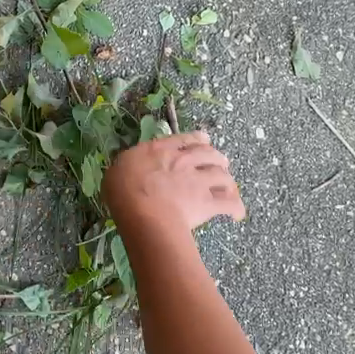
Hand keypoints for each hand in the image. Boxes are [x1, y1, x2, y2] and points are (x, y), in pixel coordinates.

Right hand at [103, 132, 245, 233]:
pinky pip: (229, 204)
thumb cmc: (123, 191)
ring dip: (229, 181)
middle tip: (221, 162)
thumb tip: (132, 166)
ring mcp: (198, 181)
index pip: (184, 139)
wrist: (143, 211)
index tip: (204, 140)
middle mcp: (183, 161)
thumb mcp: (118, 169)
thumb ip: (131, 164)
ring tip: (230, 186)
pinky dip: (236, 208)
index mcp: (160, 150)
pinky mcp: (208, 203)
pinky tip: (236, 214)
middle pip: (209, 154)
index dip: (196, 139)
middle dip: (217, 157)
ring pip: (223, 176)